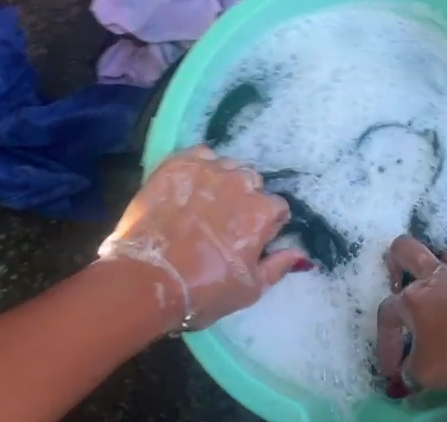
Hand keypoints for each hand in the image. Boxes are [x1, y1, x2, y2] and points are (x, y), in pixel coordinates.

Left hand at [97, 146, 310, 331]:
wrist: (145, 281)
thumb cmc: (201, 292)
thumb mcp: (248, 290)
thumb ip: (278, 266)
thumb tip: (301, 254)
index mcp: (262, 211)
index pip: (276, 208)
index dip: (265, 225)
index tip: (248, 240)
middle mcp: (241, 182)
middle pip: (251, 183)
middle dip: (243, 200)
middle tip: (222, 225)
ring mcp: (209, 168)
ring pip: (226, 166)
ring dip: (221, 182)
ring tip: (202, 205)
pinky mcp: (179, 162)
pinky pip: (199, 155)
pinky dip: (197, 167)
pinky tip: (186, 187)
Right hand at [374, 235, 446, 397]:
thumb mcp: (429, 372)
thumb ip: (413, 370)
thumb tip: (409, 371)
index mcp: (413, 298)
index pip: (386, 314)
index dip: (386, 342)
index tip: (393, 370)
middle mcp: (436, 276)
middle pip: (406, 250)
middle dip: (398, 260)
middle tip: (400, 280)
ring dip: (443, 268)